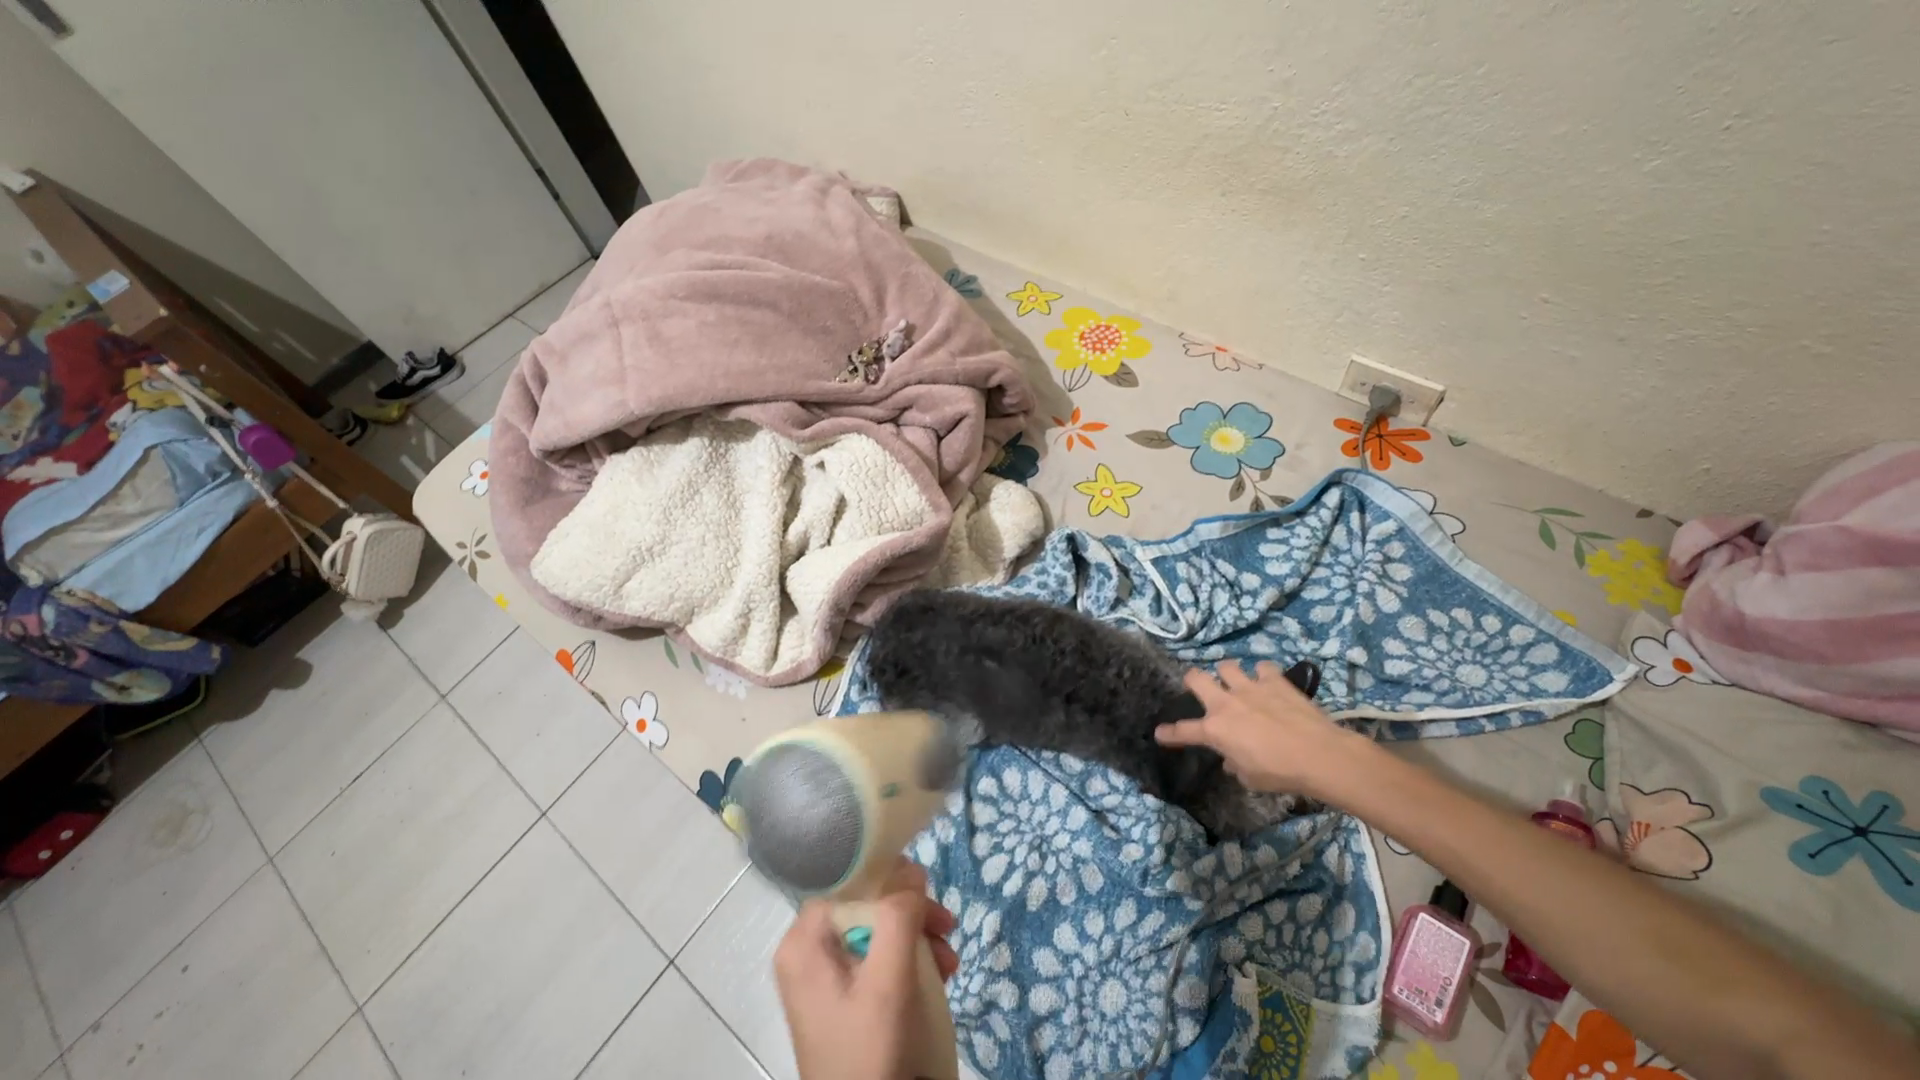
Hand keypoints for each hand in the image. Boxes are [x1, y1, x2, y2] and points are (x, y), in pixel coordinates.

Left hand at [775, 858, 958, 1079]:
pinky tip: (936, 978)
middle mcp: (807, 954)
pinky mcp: (842, 1000)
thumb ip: (899, 917)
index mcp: (803, 942)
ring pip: (877, 934)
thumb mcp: (889, 980)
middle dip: (911, 916)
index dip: (889, 879)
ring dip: (917, 941)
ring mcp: (823, 979)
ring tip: (949, 964)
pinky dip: (908, 965)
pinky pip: (877, 963)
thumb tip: (909, 869)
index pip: (846, 883)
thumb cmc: (871, 1050)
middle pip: (865, 907)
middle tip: (947, 930)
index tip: (927, 892)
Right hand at [1155, 660, 1377, 800]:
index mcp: (1215, 730)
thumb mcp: (1250, 778)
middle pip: (1196, 678)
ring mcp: (1250, 687)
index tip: (1160, 733)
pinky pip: (1262, 668)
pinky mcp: (1275, 681)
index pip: (1183, 731)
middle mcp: (1226, 703)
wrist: (1318, 754)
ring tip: (1237, 683)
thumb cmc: (1280, 772)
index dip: (1169, 734)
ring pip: (1227, 666)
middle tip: (1198, 687)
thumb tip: (1232, 760)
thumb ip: (1236, 766)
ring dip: (1228, 674)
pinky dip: (1263, 674)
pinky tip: (1268, 683)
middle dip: (1192, 681)